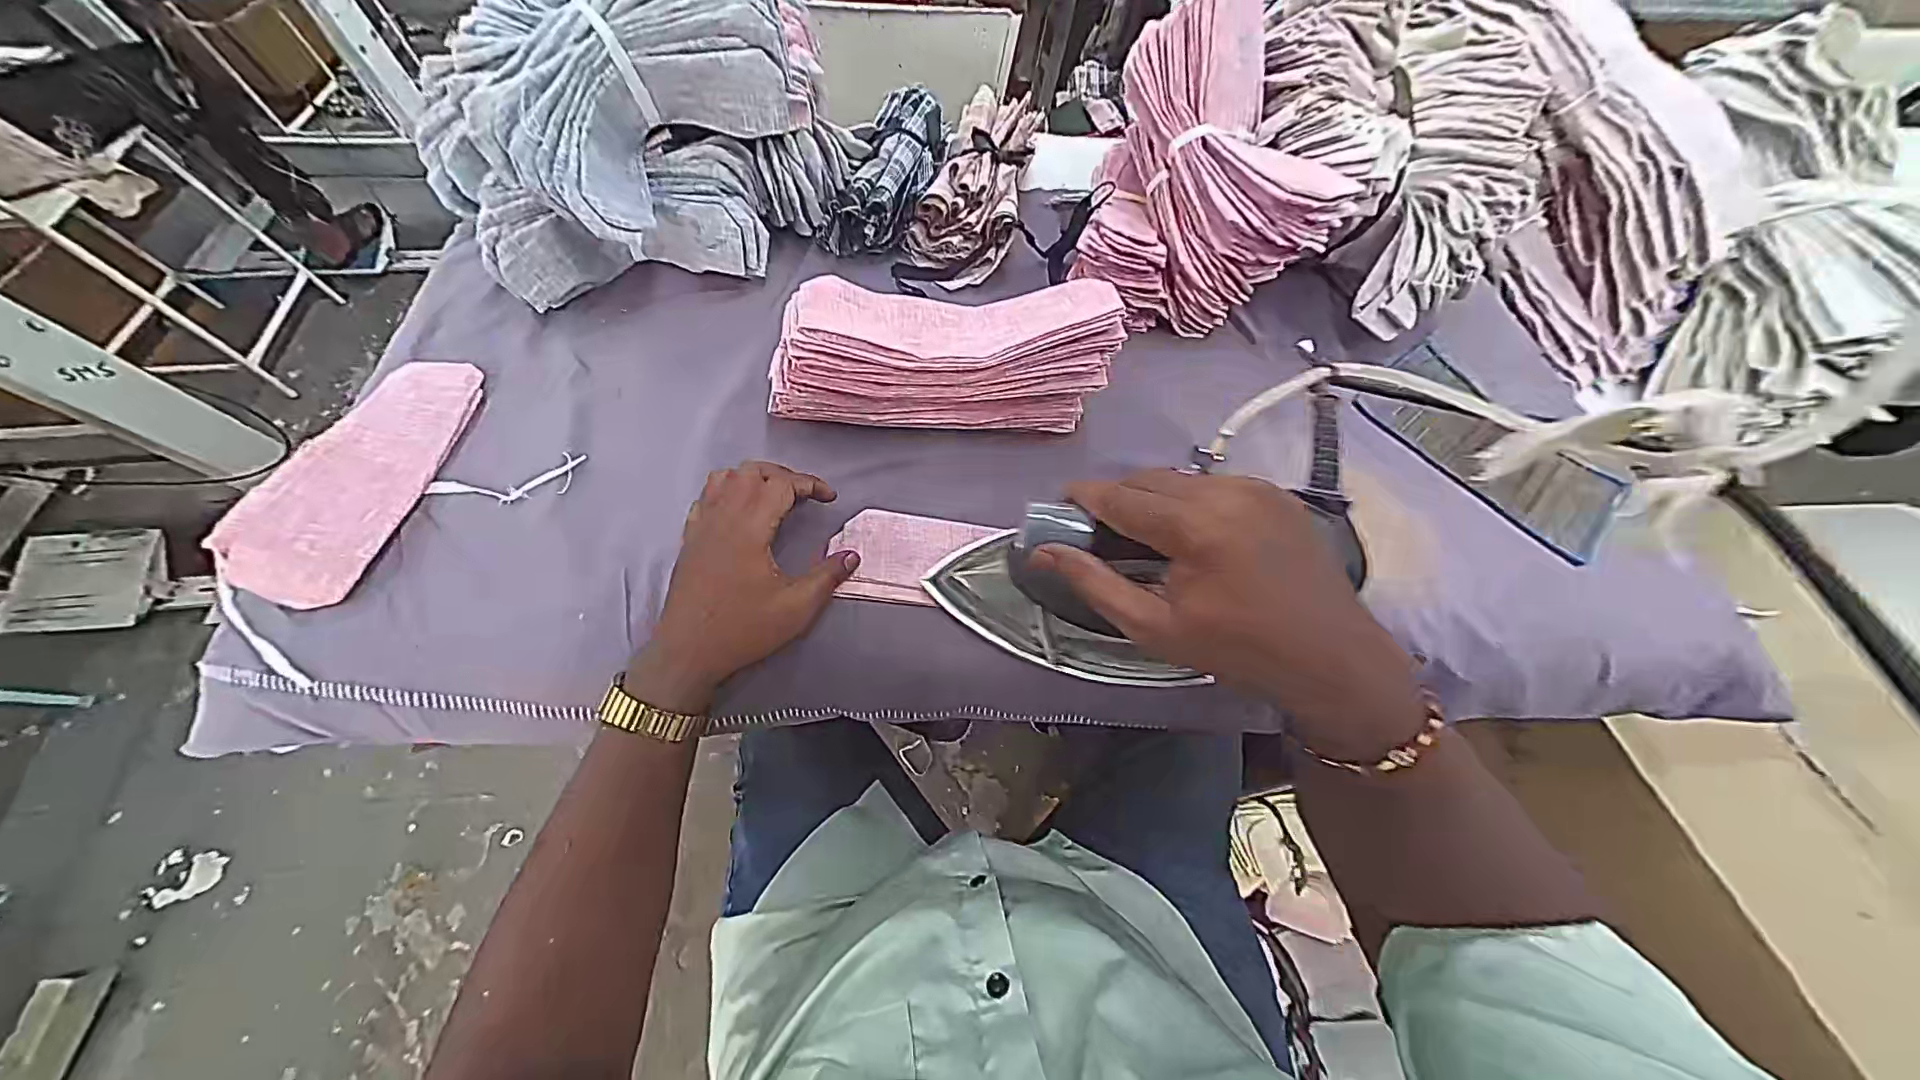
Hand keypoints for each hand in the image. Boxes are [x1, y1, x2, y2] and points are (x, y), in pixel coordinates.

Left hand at [626, 462, 857, 712]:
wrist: (688, 652)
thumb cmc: (743, 630)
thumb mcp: (796, 608)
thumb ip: (827, 577)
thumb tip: (851, 555)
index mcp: (749, 529)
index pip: (780, 484)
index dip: (809, 484)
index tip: (829, 498)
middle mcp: (722, 518)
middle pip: (752, 472)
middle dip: (784, 475)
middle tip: (805, 496)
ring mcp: (701, 526)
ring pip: (725, 478)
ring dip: (754, 478)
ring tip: (774, 497)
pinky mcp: (689, 539)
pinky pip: (707, 496)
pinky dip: (728, 490)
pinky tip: (741, 512)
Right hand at [1025, 470, 1423, 758]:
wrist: (1332, 657)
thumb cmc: (1238, 650)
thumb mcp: (1154, 627)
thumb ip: (1094, 583)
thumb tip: (1044, 552)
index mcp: (1196, 526)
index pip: (1119, 496)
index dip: (1082, 498)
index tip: (1060, 508)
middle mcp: (1226, 492)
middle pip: (1147, 480)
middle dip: (1115, 499)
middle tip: (1099, 533)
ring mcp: (1256, 488)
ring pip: (1179, 480)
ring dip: (1151, 500)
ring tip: (1145, 539)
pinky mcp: (1275, 493)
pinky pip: (1212, 485)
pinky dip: (1187, 502)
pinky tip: (1189, 537)